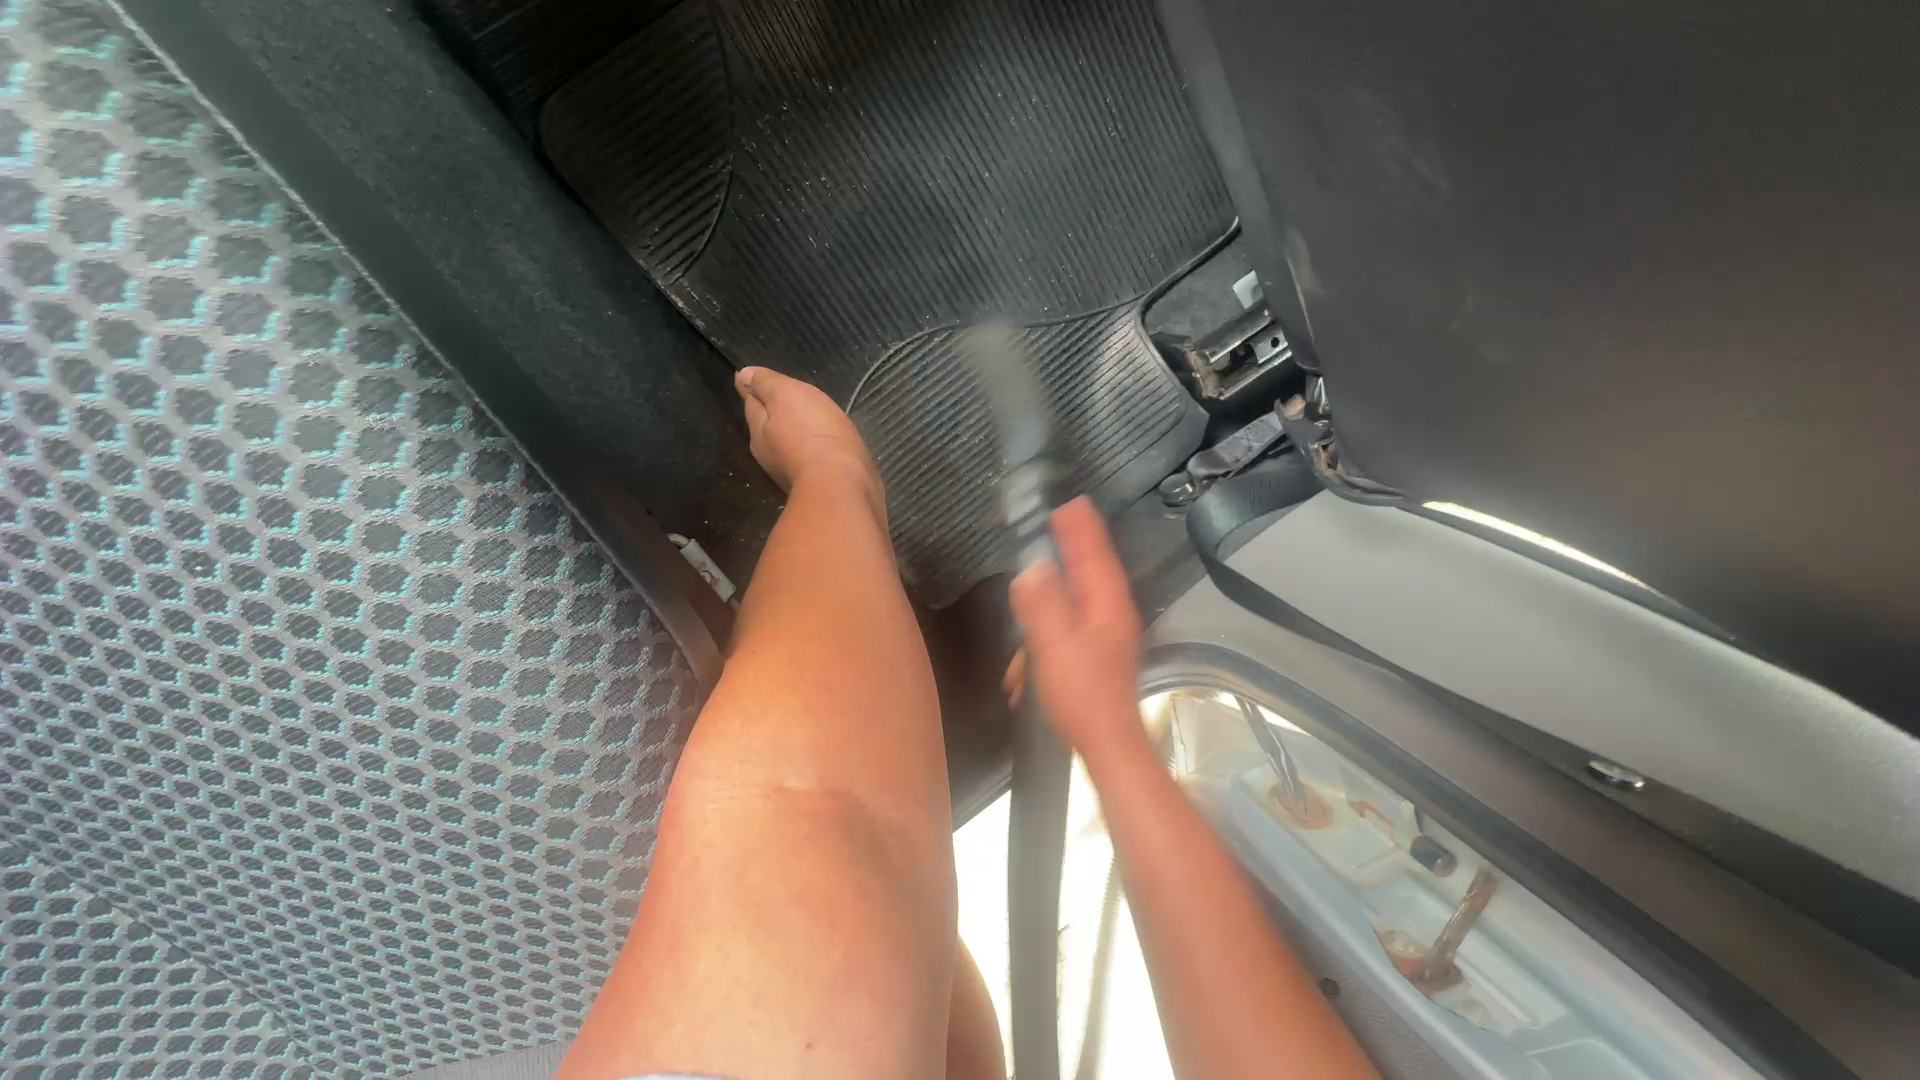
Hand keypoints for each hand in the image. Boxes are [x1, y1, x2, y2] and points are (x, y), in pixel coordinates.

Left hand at [735, 367, 880, 497]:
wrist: (842, 486)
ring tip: (808, 423)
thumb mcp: (786, 396)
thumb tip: (742, 376)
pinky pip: (812, 460)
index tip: (755, 380)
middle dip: (775, 415)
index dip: (756, 390)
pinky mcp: (819, 486)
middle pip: (768, 428)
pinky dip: (815, 451)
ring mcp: (793, 474)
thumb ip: (766, 384)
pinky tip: (826, 448)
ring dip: (796, 435)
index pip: (752, 404)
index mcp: (759, 432)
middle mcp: (770, 455)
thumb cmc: (813, 434)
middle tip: (785, 400)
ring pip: (790, 446)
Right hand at [1008, 497, 1146, 756]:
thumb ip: (1042, 603)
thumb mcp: (1055, 644)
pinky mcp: (1094, 663)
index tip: (1072, 503)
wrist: (1106, 746)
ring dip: (1039, 627)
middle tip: (1051, 532)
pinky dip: (1041, 652)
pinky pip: (1064, 641)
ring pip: (1069, 614)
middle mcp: (1111, 618)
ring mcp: (1105, 642)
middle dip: (1063, 562)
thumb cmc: (1083, 694)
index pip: (1095, 557)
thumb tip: (1031, 569)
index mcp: (1107, 607)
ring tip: (1019, 657)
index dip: (1082, 530)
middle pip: (1085, 578)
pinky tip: (1022, 679)